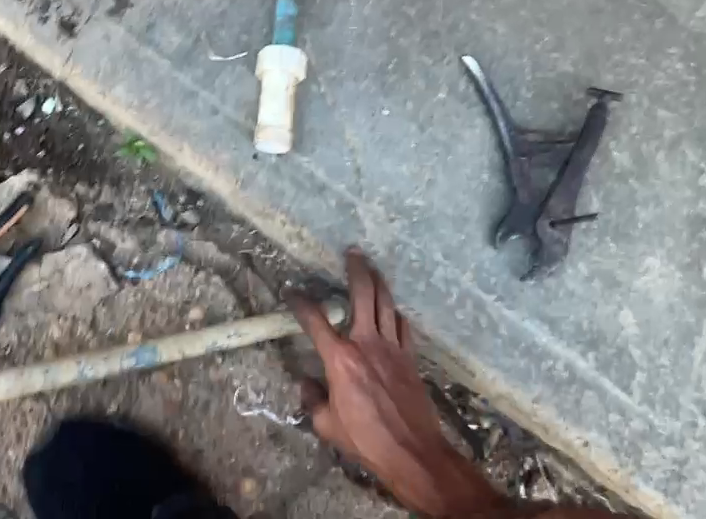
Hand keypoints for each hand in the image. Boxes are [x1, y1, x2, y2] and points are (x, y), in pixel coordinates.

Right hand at [291, 251, 503, 517]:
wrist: (414, 453)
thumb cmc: (366, 440)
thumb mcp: (327, 426)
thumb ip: (312, 400)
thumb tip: (306, 384)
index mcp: (339, 358)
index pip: (314, 319)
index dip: (300, 302)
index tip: (291, 292)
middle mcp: (365, 343)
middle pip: (362, 294)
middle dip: (356, 269)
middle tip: (352, 252)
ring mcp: (392, 348)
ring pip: (386, 303)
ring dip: (379, 281)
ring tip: (373, 266)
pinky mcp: (410, 358)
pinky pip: (403, 326)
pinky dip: (396, 314)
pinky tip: (393, 310)